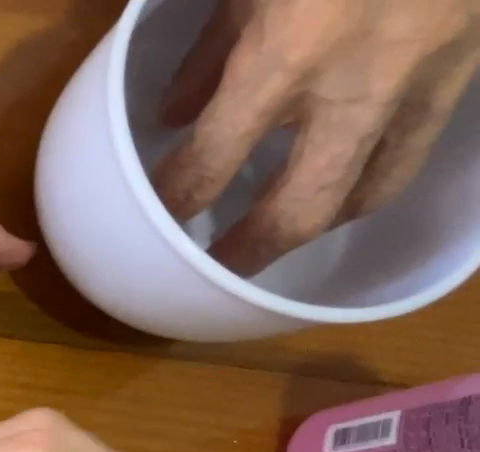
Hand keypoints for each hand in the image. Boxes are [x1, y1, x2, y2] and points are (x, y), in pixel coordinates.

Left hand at [154, 0, 479, 275]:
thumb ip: (211, 47)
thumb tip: (171, 113)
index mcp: (289, 55)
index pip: (206, 167)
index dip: (174, 201)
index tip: (153, 214)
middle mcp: (365, 79)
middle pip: (306, 206)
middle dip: (256, 247)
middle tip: (217, 266)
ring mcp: (437, 67)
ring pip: (380, 180)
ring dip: (327, 217)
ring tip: (284, 234)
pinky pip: (426, 131)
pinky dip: (381, 165)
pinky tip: (351, 170)